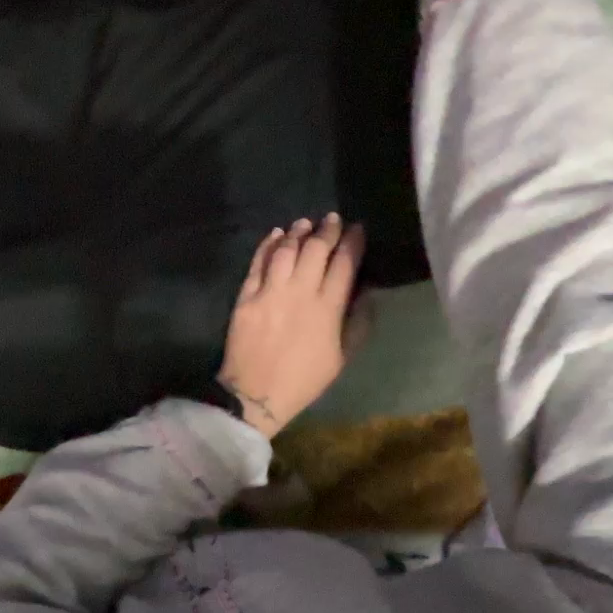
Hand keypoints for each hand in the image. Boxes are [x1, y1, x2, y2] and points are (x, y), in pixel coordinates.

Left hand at [218, 213, 364, 438]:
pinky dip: (268, 245)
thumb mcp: (342, 358)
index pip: (344, 264)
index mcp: (328, 309)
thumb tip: (366, 292)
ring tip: (306, 223)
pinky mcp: (246, 295)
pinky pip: (258, 262)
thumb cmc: (303, 379)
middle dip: (327, 230)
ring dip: (298, 233)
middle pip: (315, 250)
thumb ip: (358, 323)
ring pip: (286, 250)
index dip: (352, 242)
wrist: (255, 392)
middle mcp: (299, 293)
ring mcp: (270, 292)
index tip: (358, 229)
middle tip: (333, 219)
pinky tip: (276, 234)